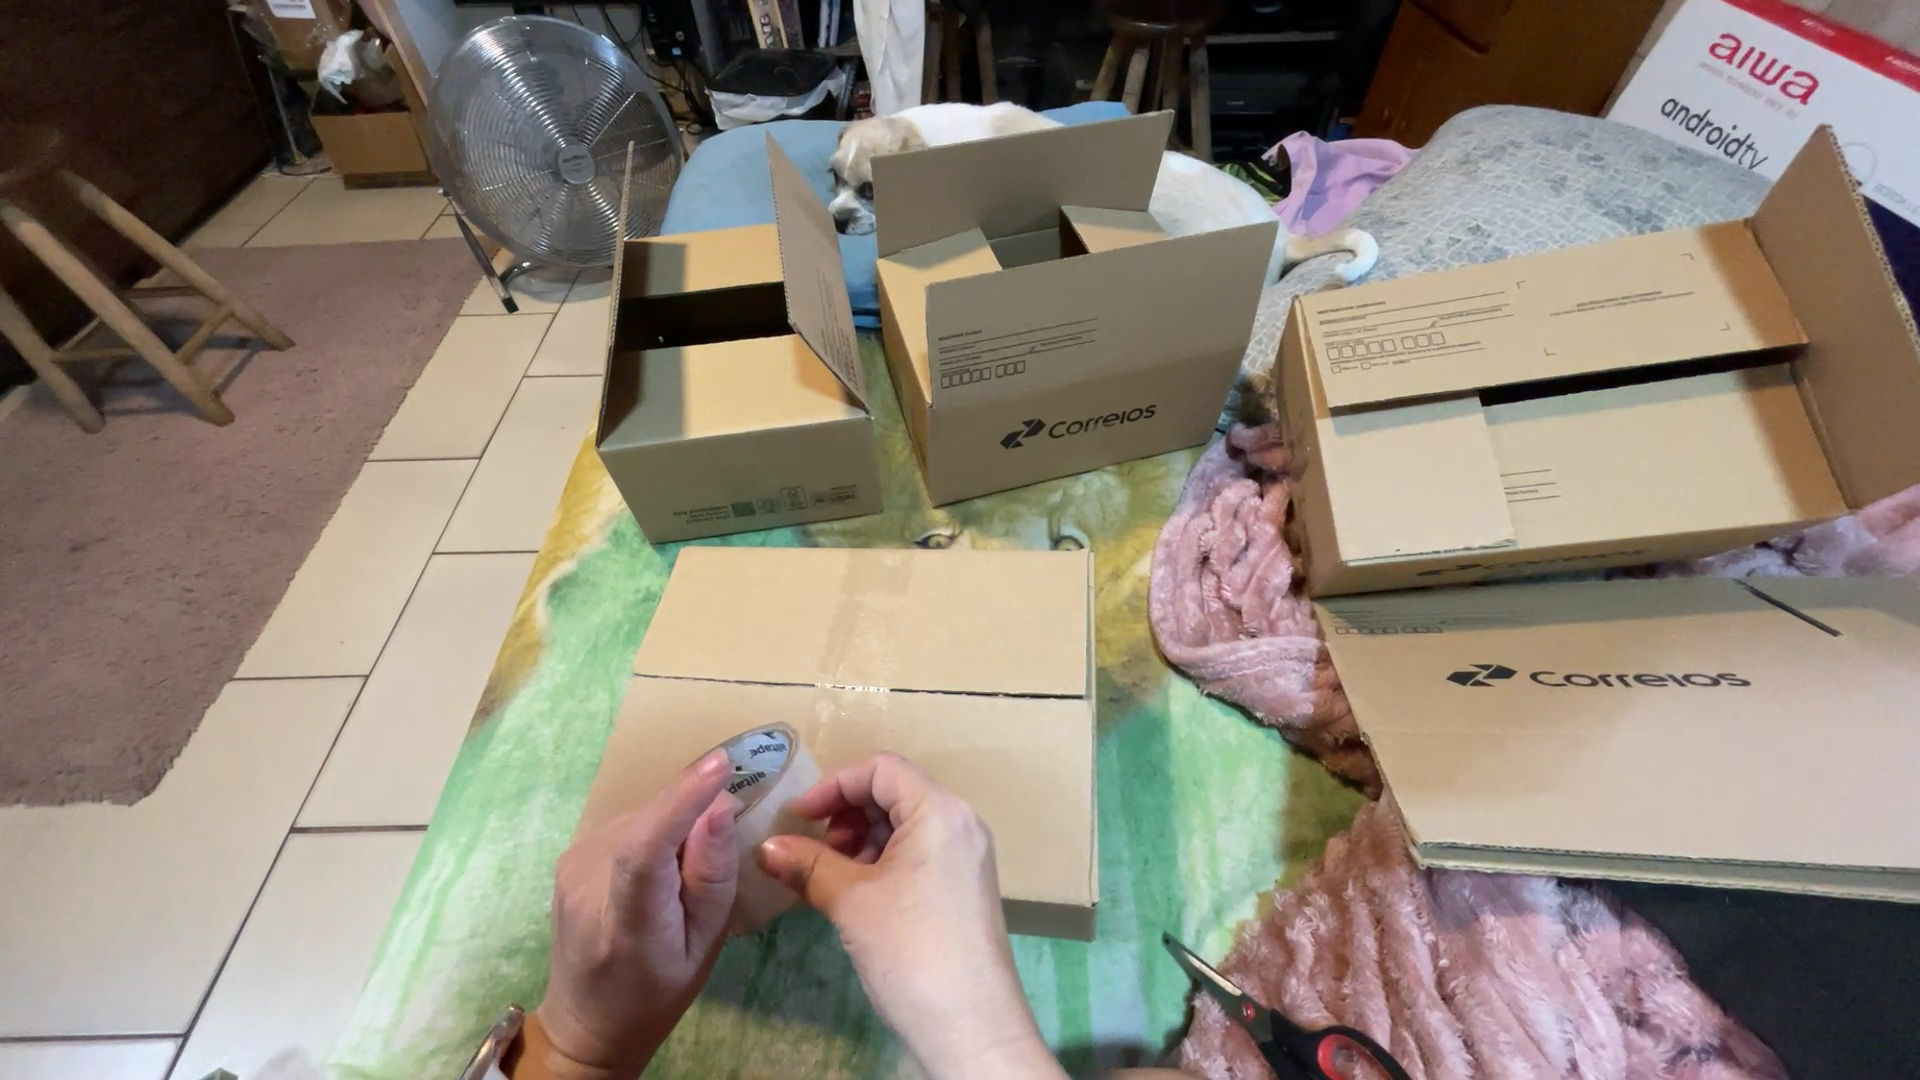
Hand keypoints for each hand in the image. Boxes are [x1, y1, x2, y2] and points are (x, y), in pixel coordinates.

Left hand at [534, 750, 738, 1078]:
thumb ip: (712, 876)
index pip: (647, 847)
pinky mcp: (572, 853)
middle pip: (650, 820)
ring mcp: (573, 864)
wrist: (586, 1025)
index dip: (683, 800)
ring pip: (644, 813)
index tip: (722, 764)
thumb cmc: (658, 992)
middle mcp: (587, 883)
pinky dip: (659, 827)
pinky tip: (662, 862)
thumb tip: (721, 807)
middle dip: (695, 806)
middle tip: (726, 830)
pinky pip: (632, 820)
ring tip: (686, 864)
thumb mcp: (704, 944)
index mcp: (625, 920)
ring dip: (677, 820)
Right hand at [756, 753, 1066, 1079]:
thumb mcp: (852, 902)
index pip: (882, 769)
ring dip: (862, 838)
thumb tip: (766, 847)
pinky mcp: (965, 882)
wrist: (973, 1027)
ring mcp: (967, 852)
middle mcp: (960, 820)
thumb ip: (807, 864)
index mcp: (939, 809)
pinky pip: (919, 849)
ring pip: (905, 822)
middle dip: (847, 813)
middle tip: (816, 850)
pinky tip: (858, 891)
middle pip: (895, 791)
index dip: (834, 784)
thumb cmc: (911, 950)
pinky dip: (884, 859)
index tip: (798, 816)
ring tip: (832, 875)